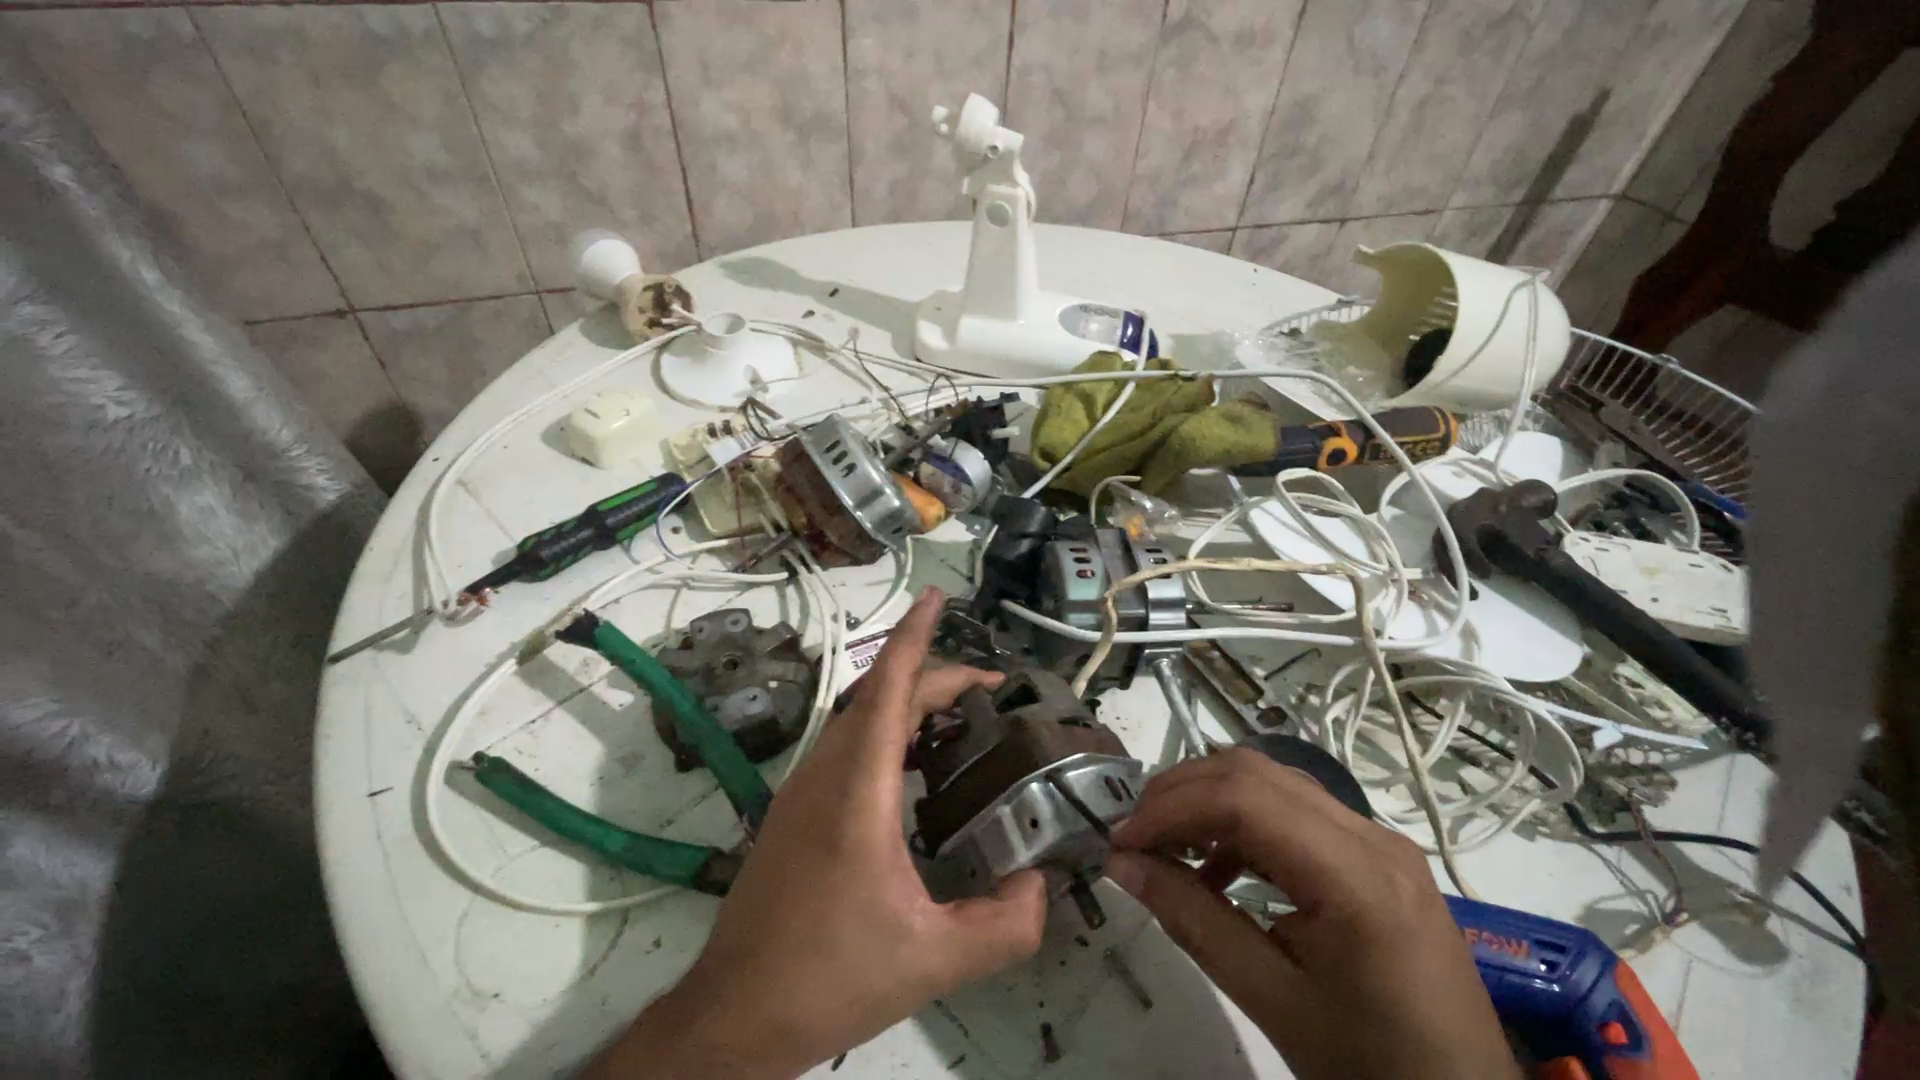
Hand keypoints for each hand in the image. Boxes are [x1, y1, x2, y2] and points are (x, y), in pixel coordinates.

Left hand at [586, 588, 1047, 1078]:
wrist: (737, 1013)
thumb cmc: (830, 976)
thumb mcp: (934, 960)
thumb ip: (1006, 926)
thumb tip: (1041, 887)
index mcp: (857, 792)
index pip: (889, 690)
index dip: (915, 637)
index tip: (936, 596)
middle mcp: (824, 776)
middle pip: (880, 699)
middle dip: (935, 678)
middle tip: (989, 689)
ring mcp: (801, 793)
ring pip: (858, 722)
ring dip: (907, 705)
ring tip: (958, 719)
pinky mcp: (792, 815)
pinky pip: (845, 750)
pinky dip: (885, 736)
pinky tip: (912, 771)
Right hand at [1105, 748, 1520, 1079]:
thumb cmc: (1370, 1063)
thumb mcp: (1273, 999)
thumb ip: (1193, 922)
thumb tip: (1121, 865)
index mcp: (1357, 876)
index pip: (1244, 799)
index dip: (1171, 807)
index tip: (1119, 841)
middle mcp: (1374, 836)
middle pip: (1257, 773)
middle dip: (1182, 791)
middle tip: (1133, 835)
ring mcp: (1382, 841)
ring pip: (1275, 782)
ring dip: (1210, 800)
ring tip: (1165, 846)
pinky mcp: (1379, 855)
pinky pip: (1297, 811)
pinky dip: (1243, 822)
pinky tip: (1218, 868)